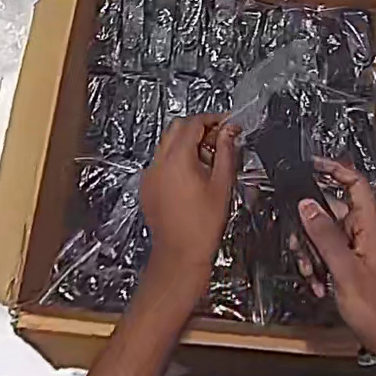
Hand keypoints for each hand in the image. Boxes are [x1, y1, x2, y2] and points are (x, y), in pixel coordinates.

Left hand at [140, 113, 240, 301]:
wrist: (179, 255)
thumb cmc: (203, 224)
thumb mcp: (222, 183)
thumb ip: (226, 151)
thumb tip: (229, 130)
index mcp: (177, 159)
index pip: (193, 123)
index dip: (212, 120)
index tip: (227, 125)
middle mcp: (159, 163)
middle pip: (177, 128)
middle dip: (199, 128)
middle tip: (219, 139)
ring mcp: (150, 175)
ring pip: (167, 143)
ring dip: (187, 142)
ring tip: (208, 159)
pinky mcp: (147, 187)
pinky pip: (161, 161)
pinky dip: (176, 158)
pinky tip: (193, 175)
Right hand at [295, 157, 375, 355]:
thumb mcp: (345, 270)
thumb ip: (324, 236)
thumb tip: (308, 205)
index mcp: (369, 226)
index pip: (355, 182)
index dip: (335, 169)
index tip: (313, 164)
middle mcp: (364, 232)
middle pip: (330, 210)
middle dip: (310, 226)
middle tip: (301, 244)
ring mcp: (358, 247)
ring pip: (324, 233)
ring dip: (311, 251)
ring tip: (311, 270)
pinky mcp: (352, 262)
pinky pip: (327, 252)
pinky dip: (317, 264)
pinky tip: (317, 281)